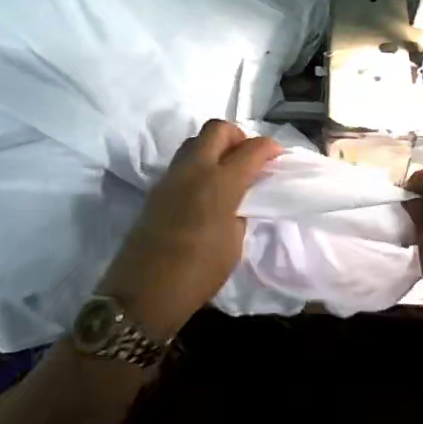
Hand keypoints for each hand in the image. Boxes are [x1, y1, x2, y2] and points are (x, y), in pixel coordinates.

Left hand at [95, 120, 281, 339]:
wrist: (145, 293)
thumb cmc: (199, 272)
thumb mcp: (233, 242)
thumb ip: (239, 210)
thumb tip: (237, 199)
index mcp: (220, 183)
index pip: (251, 149)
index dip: (269, 147)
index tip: (278, 155)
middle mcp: (194, 171)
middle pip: (216, 130)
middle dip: (238, 136)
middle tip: (249, 157)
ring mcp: (170, 178)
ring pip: (195, 142)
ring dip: (215, 147)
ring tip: (228, 171)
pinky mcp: (156, 191)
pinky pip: (182, 163)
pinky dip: (199, 164)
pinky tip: (207, 188)